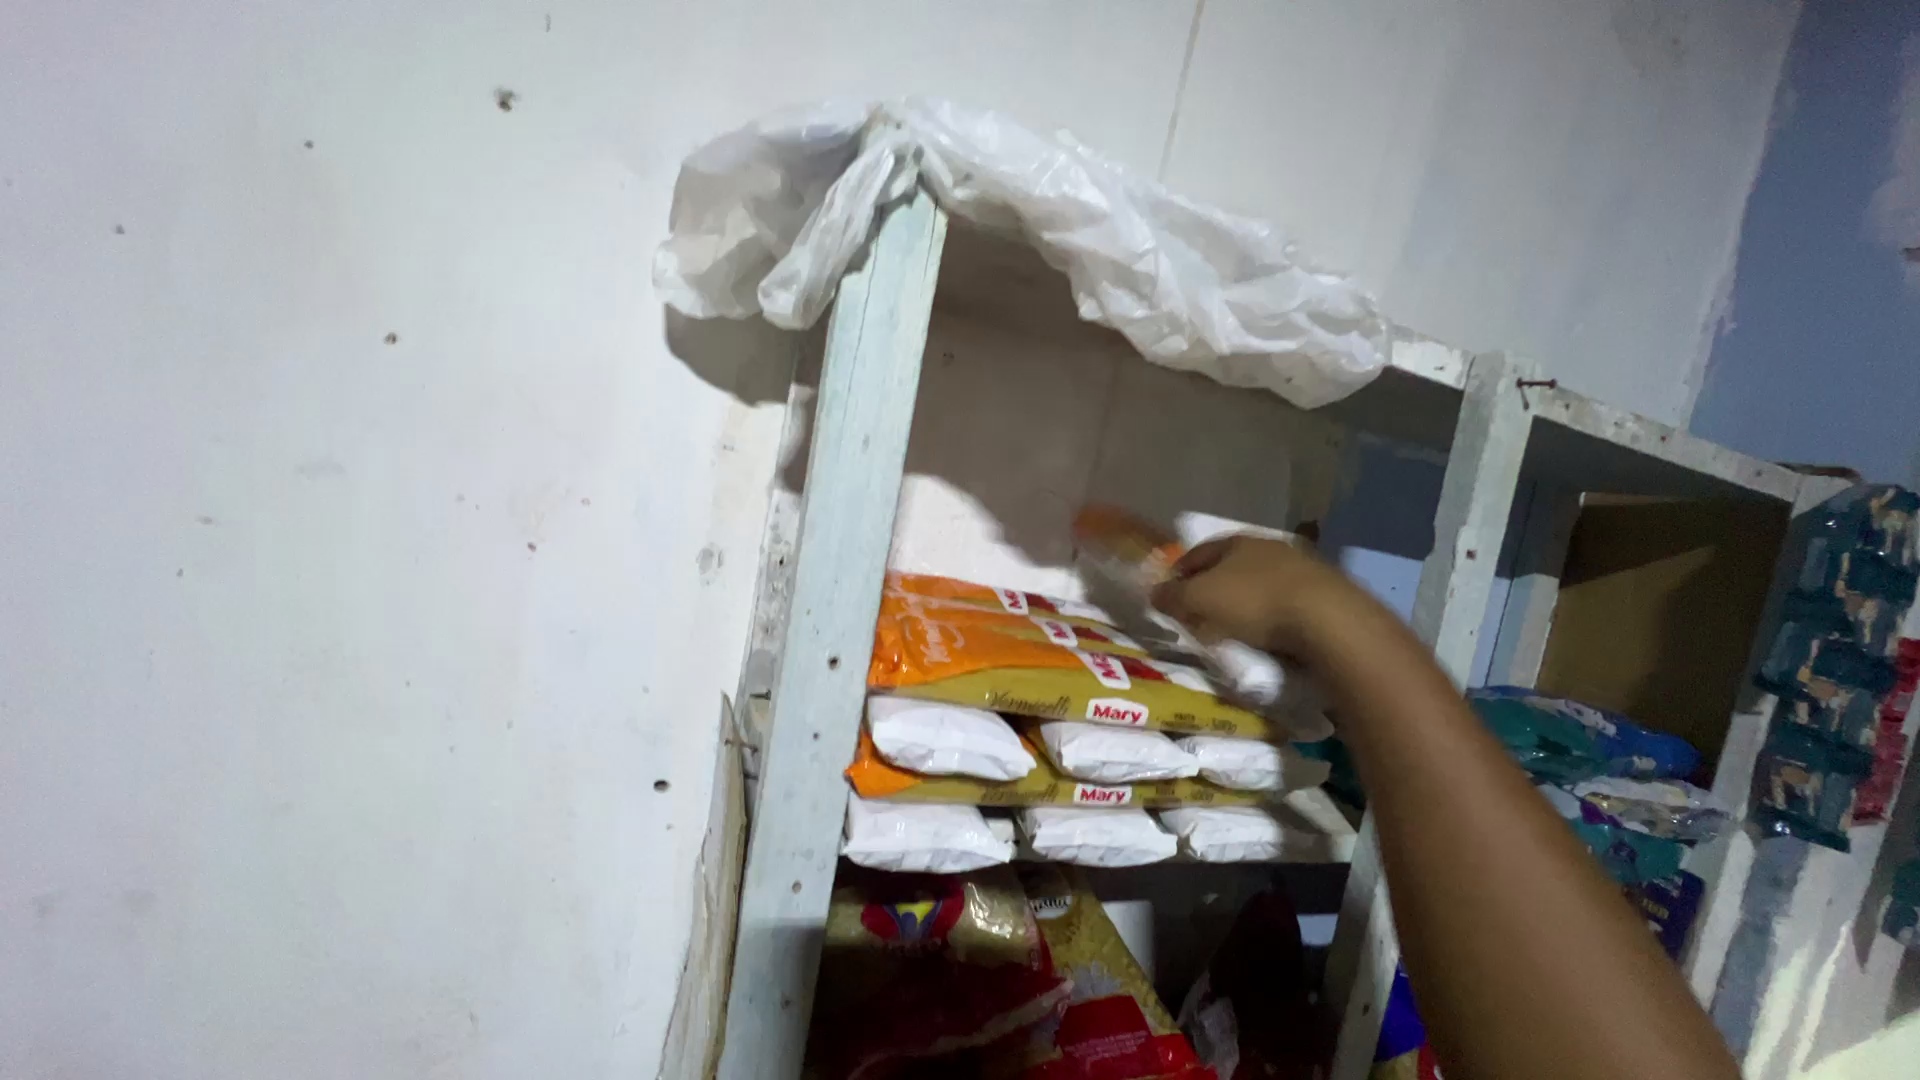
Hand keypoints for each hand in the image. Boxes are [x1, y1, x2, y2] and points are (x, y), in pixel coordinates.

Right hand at [1149, 534, 1377, 661]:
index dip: (1178, 574)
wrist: (1328, 620)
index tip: (1168, 597)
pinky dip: (1270, 618)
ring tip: (1232, 631)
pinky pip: (1284, 605)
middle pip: (1228, 569)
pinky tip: (1267, 637)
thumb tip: (1153, 593)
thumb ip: (1173, 596)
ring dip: (1242, 605)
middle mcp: (1269, 547)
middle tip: (1198, 616)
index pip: (1196, 553)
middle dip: (1211, 590)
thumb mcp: (1199, 600)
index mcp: (1236, 541)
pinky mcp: (1323, 595)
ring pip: (1258, 586)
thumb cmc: (1254, 602)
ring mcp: (1300, 569)